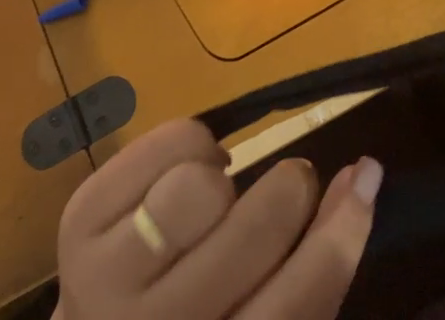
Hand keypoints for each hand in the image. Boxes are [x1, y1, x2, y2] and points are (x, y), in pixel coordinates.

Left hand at [52, 119, 382, 319]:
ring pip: (197, 187)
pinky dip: (189, 141)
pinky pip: (158, 147)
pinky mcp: (78, 221)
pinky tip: (184, 169)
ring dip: (225, 174)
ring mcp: (108, 276)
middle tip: (290, 181)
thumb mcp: (255, 313)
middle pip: (251, 231)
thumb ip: (312, 260)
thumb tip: (365, 173)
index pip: (300, 298)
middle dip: (288, 188)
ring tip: (219, 189)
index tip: (360, 176)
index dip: (342, 227)